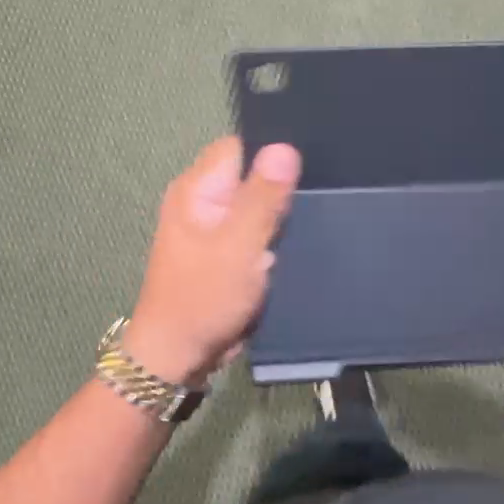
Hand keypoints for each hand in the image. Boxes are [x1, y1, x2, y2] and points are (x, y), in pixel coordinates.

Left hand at [124, 137, 301, 386]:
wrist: (179, 357)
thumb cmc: (204, 298)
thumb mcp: (239, 245)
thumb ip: (262, 196)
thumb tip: (284, 146)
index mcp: (197, 188)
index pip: (241, 146)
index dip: (274, 149)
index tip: (312, 159)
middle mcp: (202, 200)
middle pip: (251, 173)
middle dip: (282, 183)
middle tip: (324, 189)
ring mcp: (213, 227)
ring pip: (257, 203)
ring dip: (281, 212)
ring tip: (318, 212)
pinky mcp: (225, 251)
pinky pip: (256, 229)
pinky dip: (274, 235)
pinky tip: (300, 238)